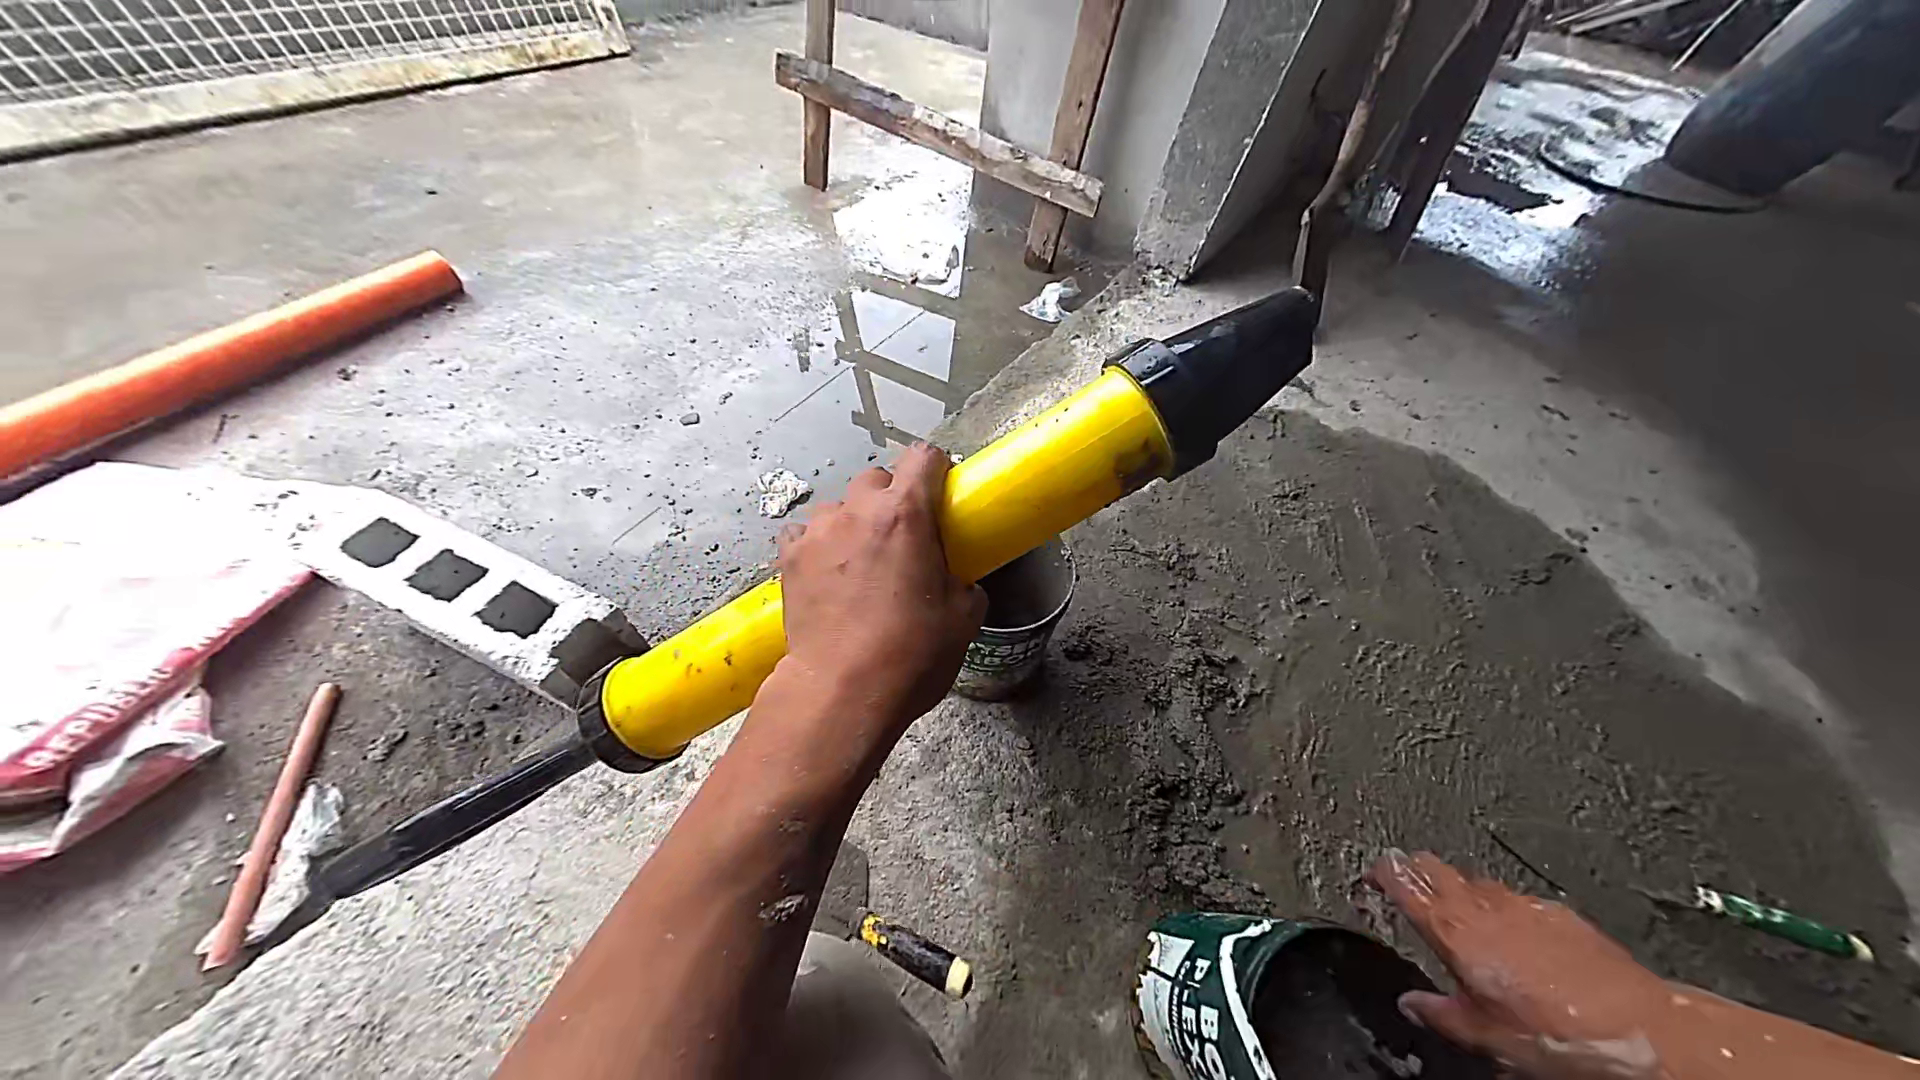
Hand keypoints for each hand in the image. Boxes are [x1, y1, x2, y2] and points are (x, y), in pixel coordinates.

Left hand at [772, 443, 985, 743]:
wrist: (844, 689)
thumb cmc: (911, 652)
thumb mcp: (962, 618)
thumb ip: (964, 583)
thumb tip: (959, 583)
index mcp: (906, 515)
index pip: (922, 458)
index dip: (934, 468)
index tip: (939, 487)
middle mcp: (858, 512)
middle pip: (876, 478)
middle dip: (890, 497)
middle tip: (900, 534)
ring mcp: (818, 532)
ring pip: (838, 507)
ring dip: (853, 521)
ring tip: (859, 559)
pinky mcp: (789, 558)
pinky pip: (804, 533)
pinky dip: (818, 544)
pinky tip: (826, 571)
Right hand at [1366, 850, 1673, 1079]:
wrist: (1646, 1032)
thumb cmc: (1561, 1035)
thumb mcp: (1486, 1035)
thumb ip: (1440, 1013)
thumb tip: (1413, 1005)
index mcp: (1450, 928)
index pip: (1398, 876)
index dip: (1378, 873)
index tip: (1370, 879)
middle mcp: (1479, 904)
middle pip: (1429, 864)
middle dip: (1412, 871)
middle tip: (1407, 888)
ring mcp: (1519, 903)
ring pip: (1471, 879)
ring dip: (1459, 891)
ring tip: (1463, 919)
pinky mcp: (1555, 911)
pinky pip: (1515, 898)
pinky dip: (1503, 909)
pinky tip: (1517, 939)